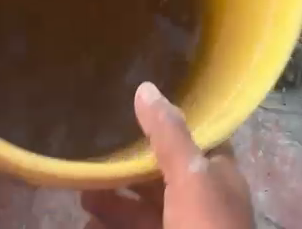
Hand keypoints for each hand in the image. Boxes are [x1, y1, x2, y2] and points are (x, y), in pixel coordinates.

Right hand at [80, 83, 255, 228]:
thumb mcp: (190, 177)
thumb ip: (168, 134)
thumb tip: (145, 87)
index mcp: (219, 178)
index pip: (196, 138)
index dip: (169, 121)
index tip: (136, 103)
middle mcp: (203, 205)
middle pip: (162, 176)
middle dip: (128, 167)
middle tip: (94, 155)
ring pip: (144, 212)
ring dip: (114, 203)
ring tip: (82, 194)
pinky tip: (87, 225)